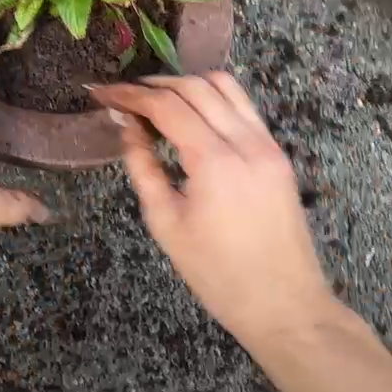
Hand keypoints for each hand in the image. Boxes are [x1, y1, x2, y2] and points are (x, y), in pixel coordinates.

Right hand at [89, 74, 337, 350]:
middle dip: (153, 84)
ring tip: (157, 99)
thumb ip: (143, 166)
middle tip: (124, 96)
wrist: (287, 308)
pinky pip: (242, 105)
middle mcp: (245, 142)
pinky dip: (212, 97)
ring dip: (185, 83)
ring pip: (224, 85)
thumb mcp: (166, 223)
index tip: (104, 94)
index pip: (166, 106)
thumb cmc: (218, 274)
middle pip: (194, 86)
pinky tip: (192, 113)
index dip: (130, 94)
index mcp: (215, 162)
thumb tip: (126, 126)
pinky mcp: (278, 153)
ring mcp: (268, 144)